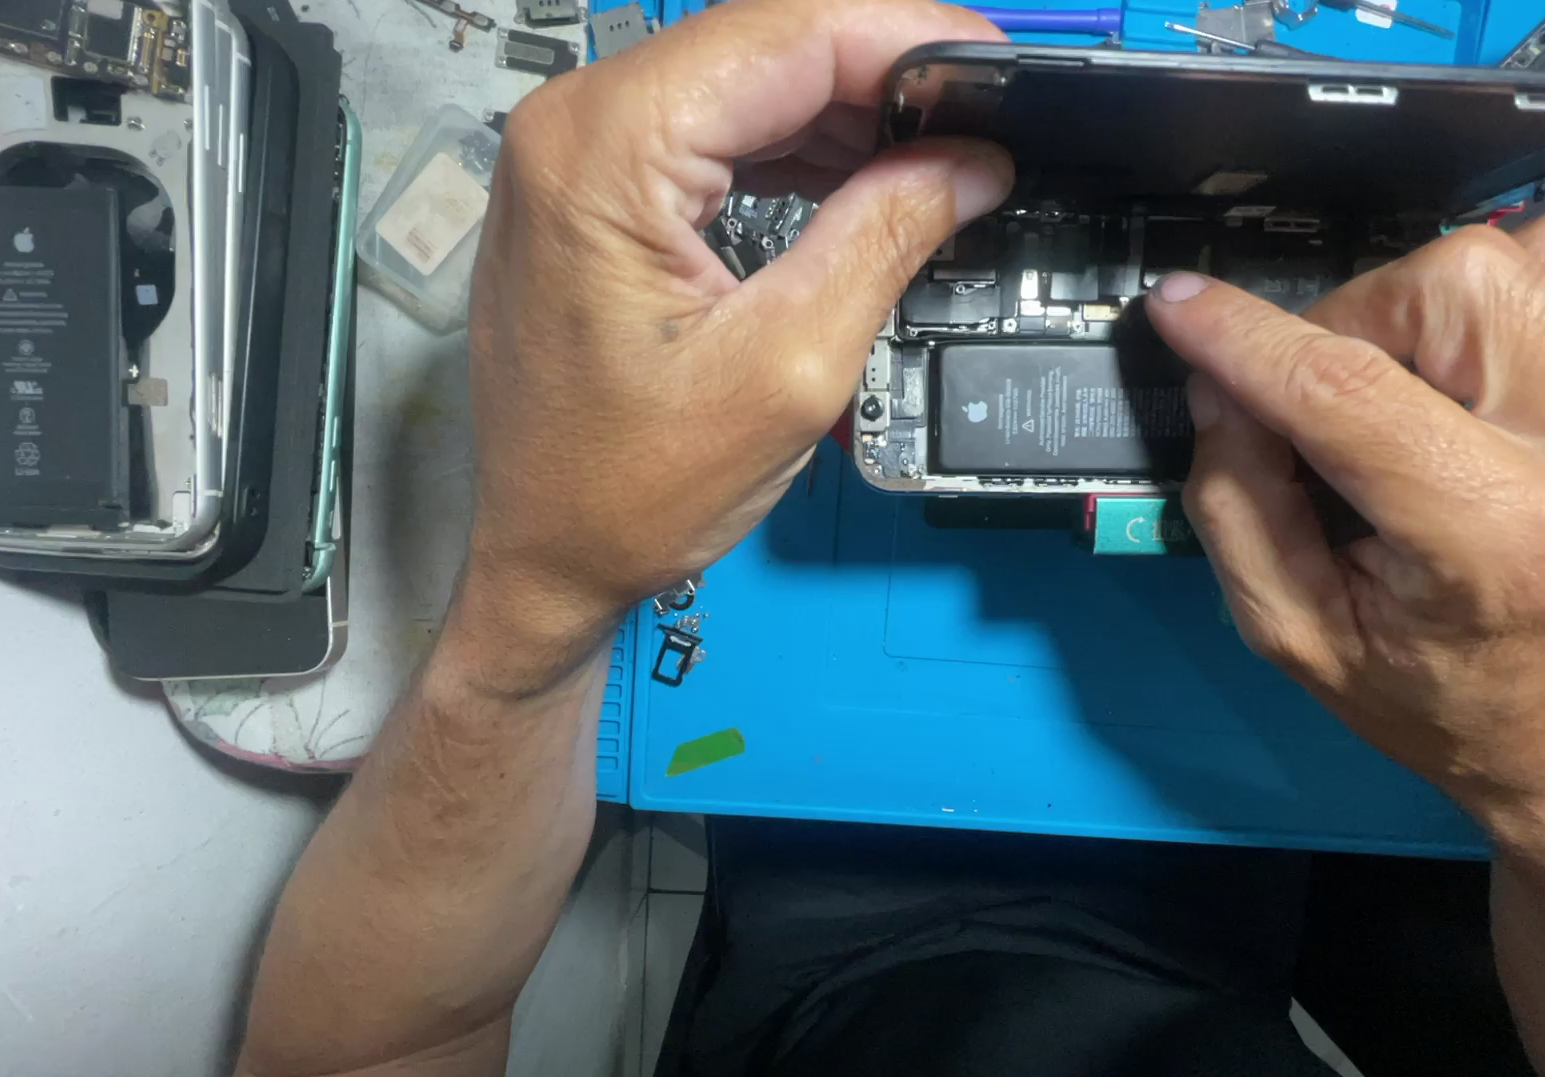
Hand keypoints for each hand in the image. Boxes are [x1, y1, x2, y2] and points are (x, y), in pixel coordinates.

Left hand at [454, 0, 1011, 684]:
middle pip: (760, 51)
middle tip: (976, 123)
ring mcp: (576, 166)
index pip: (786, 37)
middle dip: (880, 79)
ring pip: (738, 95)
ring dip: (841, 120)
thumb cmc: (641, 490)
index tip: (994, 68)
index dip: (906, 37)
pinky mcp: (592, 207)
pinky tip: (854, 185)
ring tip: (933, 159)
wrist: (550, 556)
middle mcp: (575, 131)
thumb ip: (882, 242)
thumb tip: (968, 164)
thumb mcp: (788, 370)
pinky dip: (790, 159)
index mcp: (607, 153)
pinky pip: (709, 148)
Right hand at [1144, 207, 1544, 844]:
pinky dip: (1496, 295)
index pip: (1347, 392)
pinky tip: (1468, 369)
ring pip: (1517, 254)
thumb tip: (1217, 384)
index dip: (1244, 339)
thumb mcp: (1285, 628)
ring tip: (1395, 390)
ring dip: (1415, 309)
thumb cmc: (1422, 701)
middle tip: (1313, 401)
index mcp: (1504, 546)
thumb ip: (1233, 503)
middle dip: (1342, 325)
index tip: (1175, 306)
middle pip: (1446, 286)